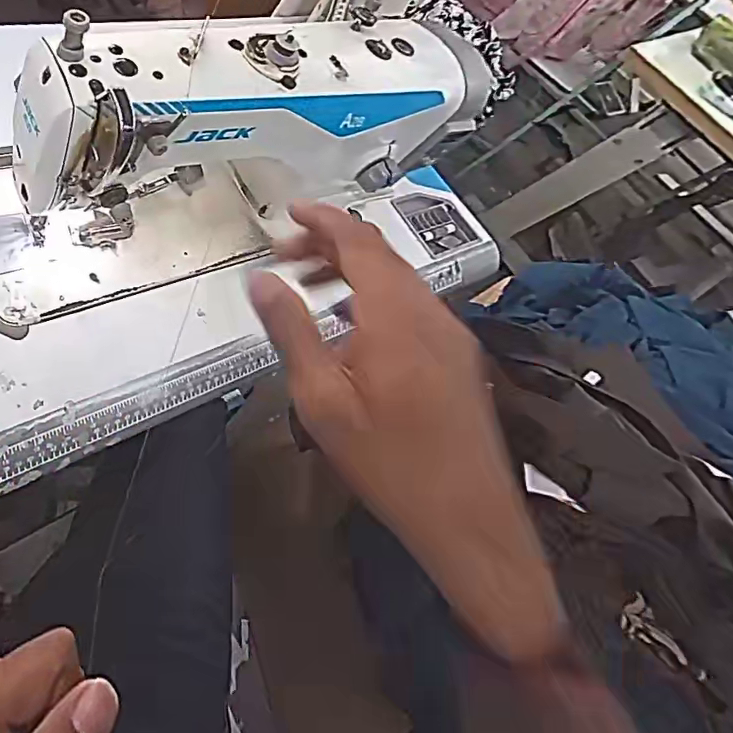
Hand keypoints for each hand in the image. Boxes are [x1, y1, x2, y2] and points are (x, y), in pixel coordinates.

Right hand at [247, 202, 566, 663]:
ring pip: (398, 278)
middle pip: (380, 255)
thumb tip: (263, 282)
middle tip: (287, 254)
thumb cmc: (390, 462)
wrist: (469, 520)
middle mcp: (431, 314)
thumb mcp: (321, 399)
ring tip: (311, 283)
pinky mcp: (458, 356)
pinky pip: (412, 304)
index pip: (359, 243)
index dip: (324, 220)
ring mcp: (451, 334)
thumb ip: (291, 331)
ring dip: (352, 269)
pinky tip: (350, 322)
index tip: (292, 213)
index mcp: (396, 316)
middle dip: (331, 243)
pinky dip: (374, 294)